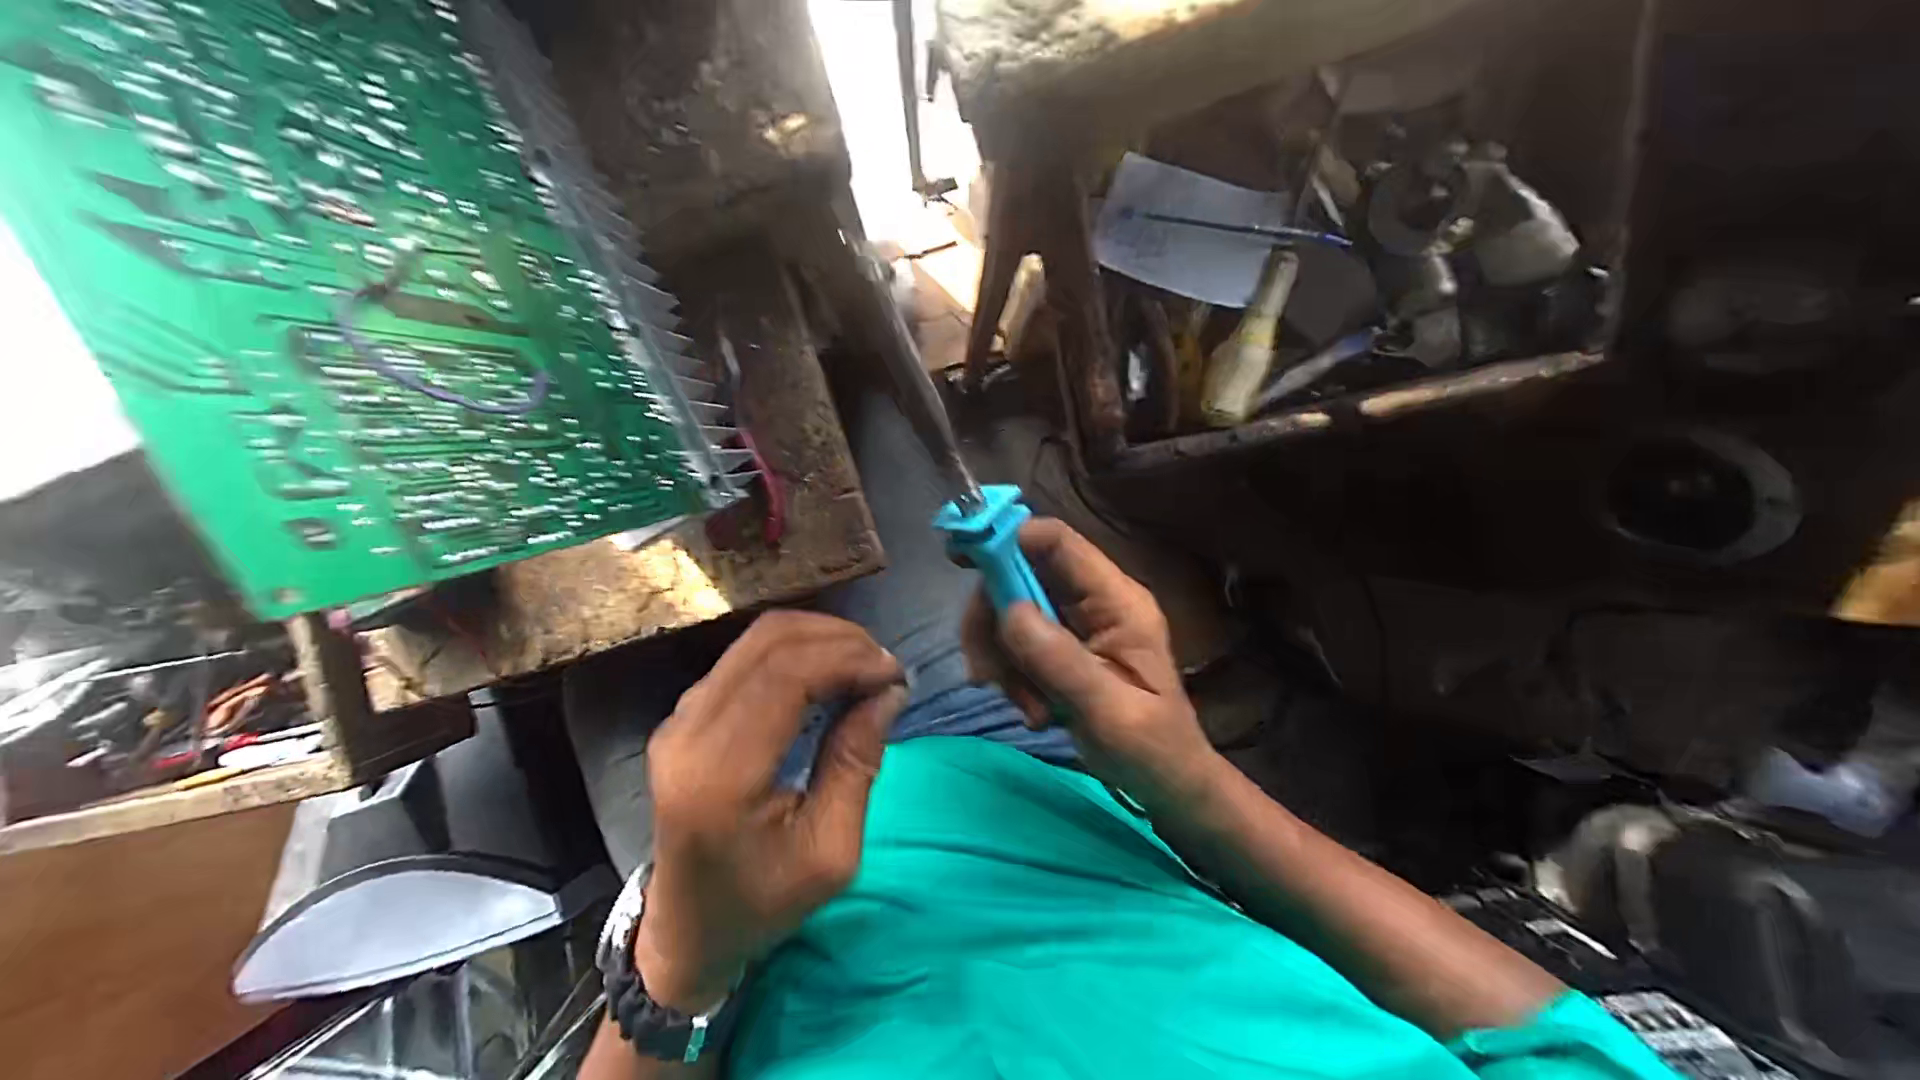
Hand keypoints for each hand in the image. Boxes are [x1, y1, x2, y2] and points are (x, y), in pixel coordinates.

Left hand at [634, 612, 907, 1010]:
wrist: (685, 930)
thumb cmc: (761, 902)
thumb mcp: (830, 853)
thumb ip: (856, 764)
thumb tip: (888, 692)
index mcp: (721, 773)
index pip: (785, 675)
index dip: (846, 658)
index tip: (894, 675)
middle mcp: (689, 732)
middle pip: (769, 642)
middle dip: (839, 640)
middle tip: (885, 667)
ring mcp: (679, 718)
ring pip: (756, 639)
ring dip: (819, 640)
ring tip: (864, 666)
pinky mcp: (684, 715)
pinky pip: (745, 657)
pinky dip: (796, 652)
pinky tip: (829, 672)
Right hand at [962, 518, 1220, 809]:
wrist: (1164, 781)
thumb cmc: (1151, 748)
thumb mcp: (1109, 711)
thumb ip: (1060, 661)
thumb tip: (1009, 611)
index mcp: (1118, 601)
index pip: (1057, 542)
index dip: (1007, 538)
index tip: (960, 558)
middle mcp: (1093, 600)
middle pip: (1019, 575)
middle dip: (993, 622)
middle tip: (987, 675)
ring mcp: (1075, 622)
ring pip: (1009, 610)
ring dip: (1001, 658)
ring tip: (1027, 707)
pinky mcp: (1060, 645)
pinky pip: (1013, 641)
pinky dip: (1008, 674)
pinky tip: (1031, 710)